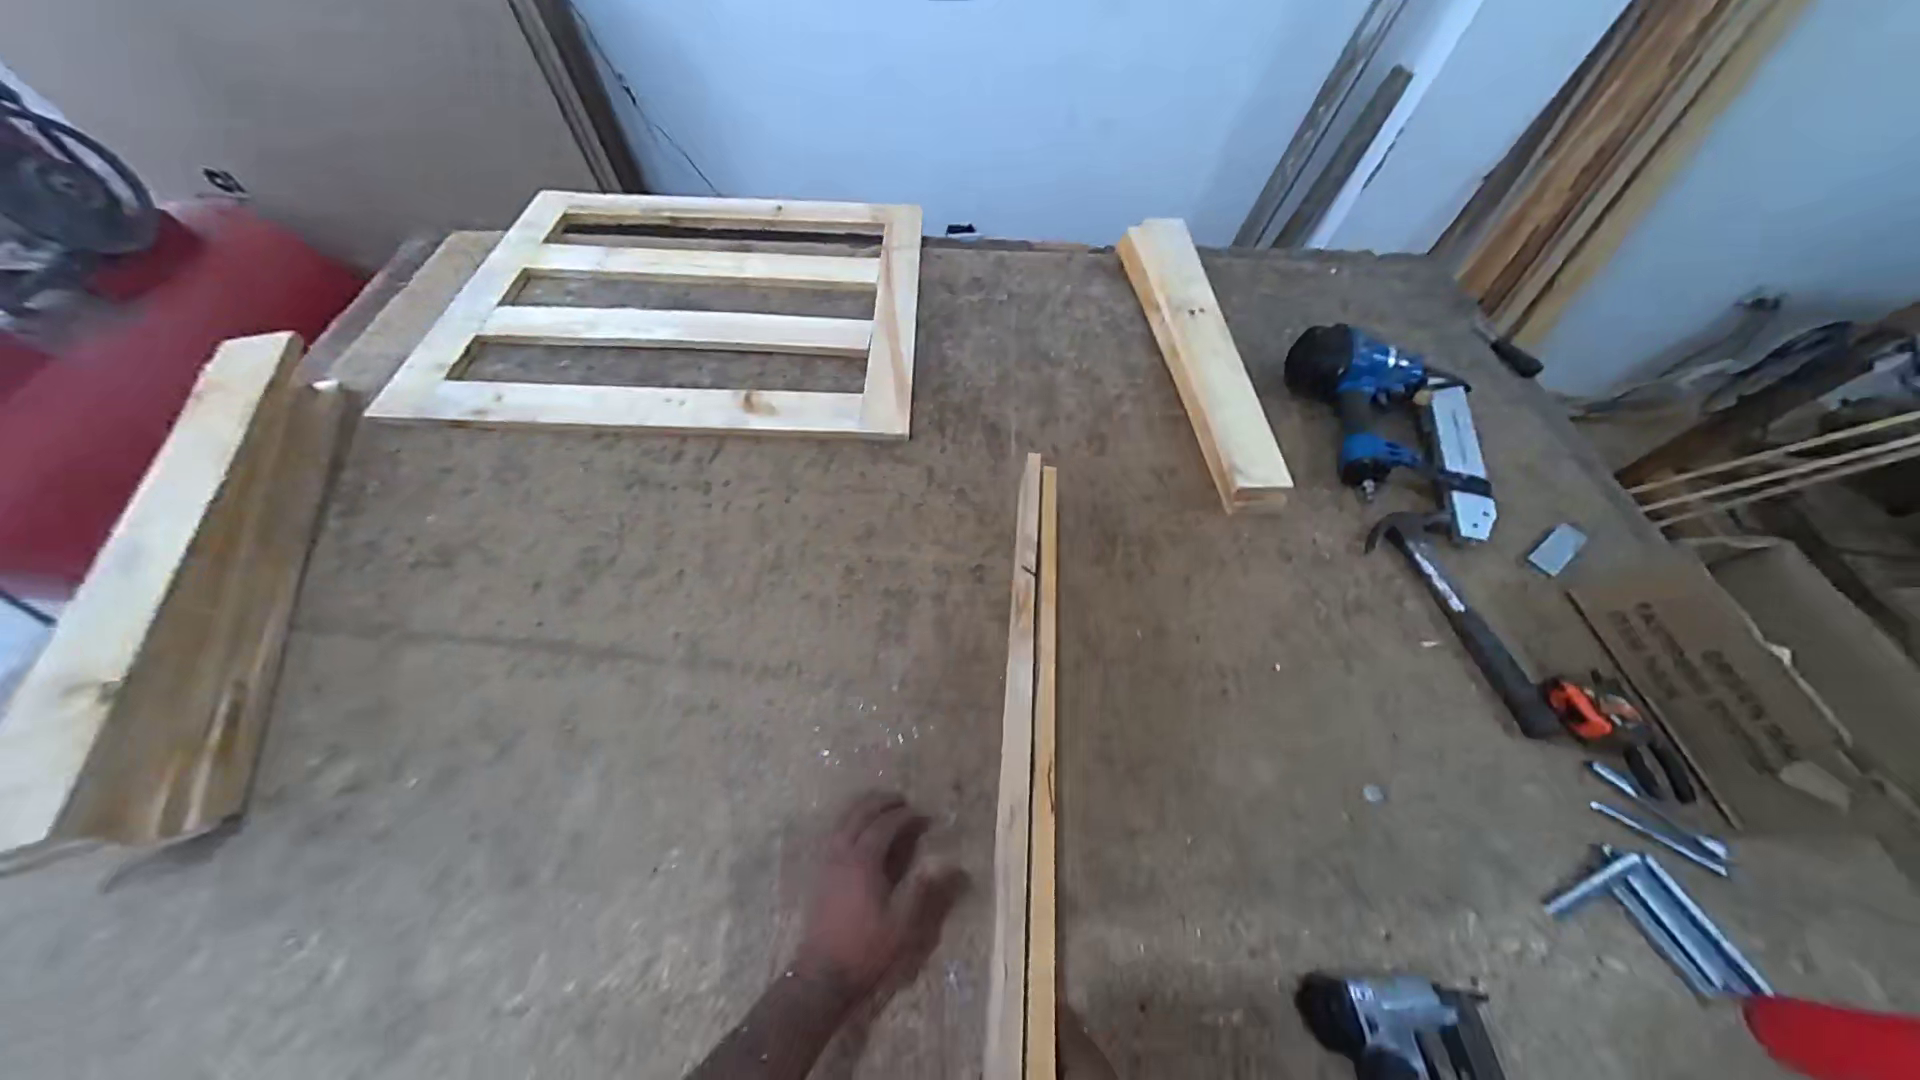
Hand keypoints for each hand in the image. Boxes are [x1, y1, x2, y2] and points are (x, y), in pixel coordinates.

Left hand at [792, 791, 961, 1008]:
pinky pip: (835, 832)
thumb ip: (925, 891)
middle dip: (882, 802)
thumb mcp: (902, 925)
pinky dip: (850, 821)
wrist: (822, 975)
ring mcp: (827, 861)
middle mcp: (843, 852)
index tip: (925, 816)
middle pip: (861, 813)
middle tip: (903, 801)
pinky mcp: (820, 872)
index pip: (886, 825)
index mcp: (863, 860)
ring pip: (844, 819)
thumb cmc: (865, 949)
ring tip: (882, 808)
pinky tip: (859, 831)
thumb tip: (949, 864)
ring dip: (864, 808)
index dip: (907, 817)